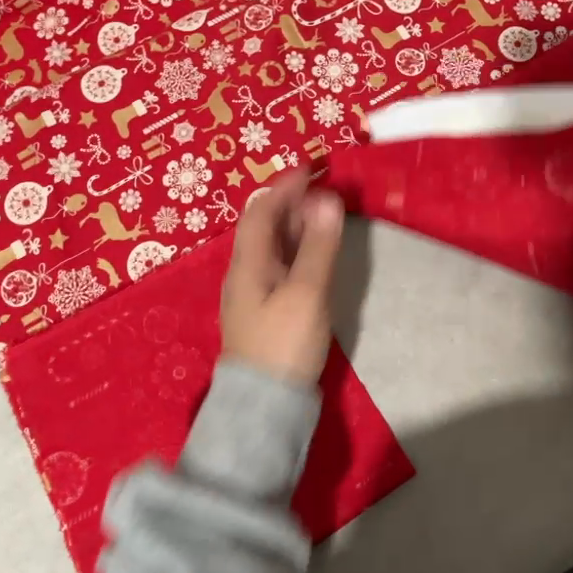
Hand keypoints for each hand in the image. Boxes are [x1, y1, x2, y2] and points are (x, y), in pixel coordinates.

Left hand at [221, 170, 344, 384]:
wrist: (265, 406)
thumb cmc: (284, 344)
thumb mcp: (307, 293)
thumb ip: (319, 247)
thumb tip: (327, 199)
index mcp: (248, 264)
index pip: (261, 212)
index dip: (283, 187)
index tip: (308, 166)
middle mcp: (244, 273)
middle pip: (262, 226)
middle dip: (289, 202)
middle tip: (319, 187)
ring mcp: (253, 295)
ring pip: (271, 247)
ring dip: (293, 225)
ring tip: (320, 212)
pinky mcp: (265, 312)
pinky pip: (278, 265)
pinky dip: (296, 248)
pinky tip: (313, 254)